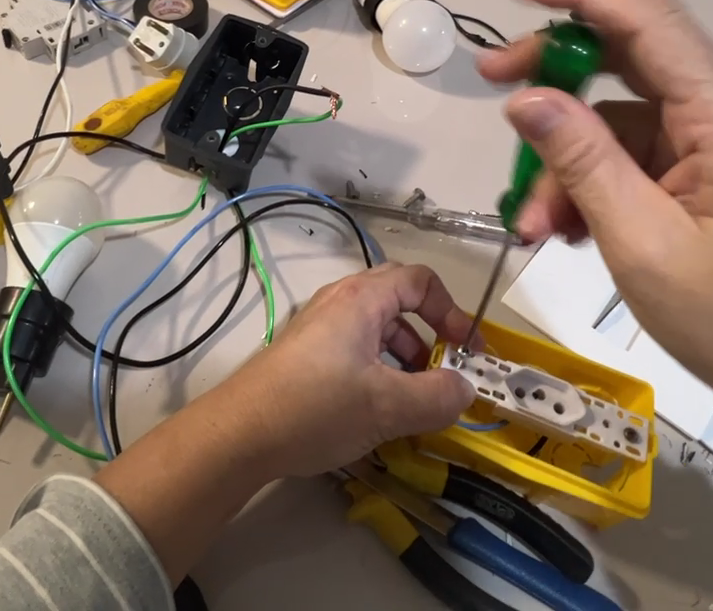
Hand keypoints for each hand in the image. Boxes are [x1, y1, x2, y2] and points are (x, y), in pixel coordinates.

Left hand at [200, 263, 475, 477]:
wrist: (242, 431)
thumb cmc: (317, 408)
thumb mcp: (387, 407)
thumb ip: (436, 397)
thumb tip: (465, 389)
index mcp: (362, 299)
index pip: (421, 280)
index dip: (453, 310)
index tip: (469, 349)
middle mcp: (341, 300)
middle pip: (400, 298)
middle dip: (431, 330)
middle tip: (447, 367)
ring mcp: (321, 324)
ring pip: (378, 325)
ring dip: (406, 353)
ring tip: (418, 395)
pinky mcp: (308, 350)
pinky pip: (357, 344)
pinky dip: (381, 365)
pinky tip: (382, 405)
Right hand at [478, 0, 712, 429]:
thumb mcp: (641, 243)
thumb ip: (582, 159)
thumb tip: (524, 98)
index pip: (645, 20)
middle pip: (630, 54)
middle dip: (555, 71)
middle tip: (492, 84)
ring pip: (622, 114)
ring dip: (568, 156)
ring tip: (535, 220)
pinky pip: (637, 150)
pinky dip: (594, 178)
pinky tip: (569, 226)